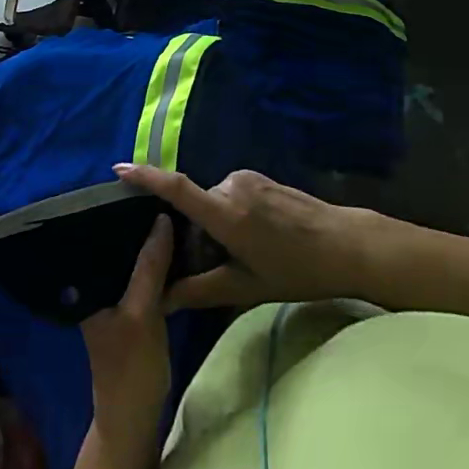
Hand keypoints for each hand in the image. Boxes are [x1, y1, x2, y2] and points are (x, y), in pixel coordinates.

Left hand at [79, 215, 174, 443]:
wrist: (134, 416)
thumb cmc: (130, 365)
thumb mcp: (142, 312)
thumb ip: (150, 267)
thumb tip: (161, 220)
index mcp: (84, 284)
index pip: (92, 238)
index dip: (108, 214)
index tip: (129, 187)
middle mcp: (92, 285)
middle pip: (111, 246)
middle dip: (130, 225)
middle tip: (153, 195)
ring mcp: (111, 297)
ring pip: (127, 259)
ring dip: (143, 242)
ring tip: (162, 212)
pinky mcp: (129, 307)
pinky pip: (139, 275)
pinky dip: (152, 262)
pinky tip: (168, 247)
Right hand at [114, 164, 388, 310]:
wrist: (350, 245)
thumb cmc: (298, 270)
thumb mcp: (248, 287)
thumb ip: (201, 290)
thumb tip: (161, 300)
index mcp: (226, 214)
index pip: (177, 189)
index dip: (146, 177)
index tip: (118, 168)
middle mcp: (232, 187)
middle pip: (195, 205)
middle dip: (194, 231)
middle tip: (212, 263)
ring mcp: (247, 179)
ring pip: (213, 201)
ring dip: (214, 224)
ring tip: (242, 254)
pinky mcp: (259, 177)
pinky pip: (230, 194)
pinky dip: (230, 214)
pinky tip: (256, 238)